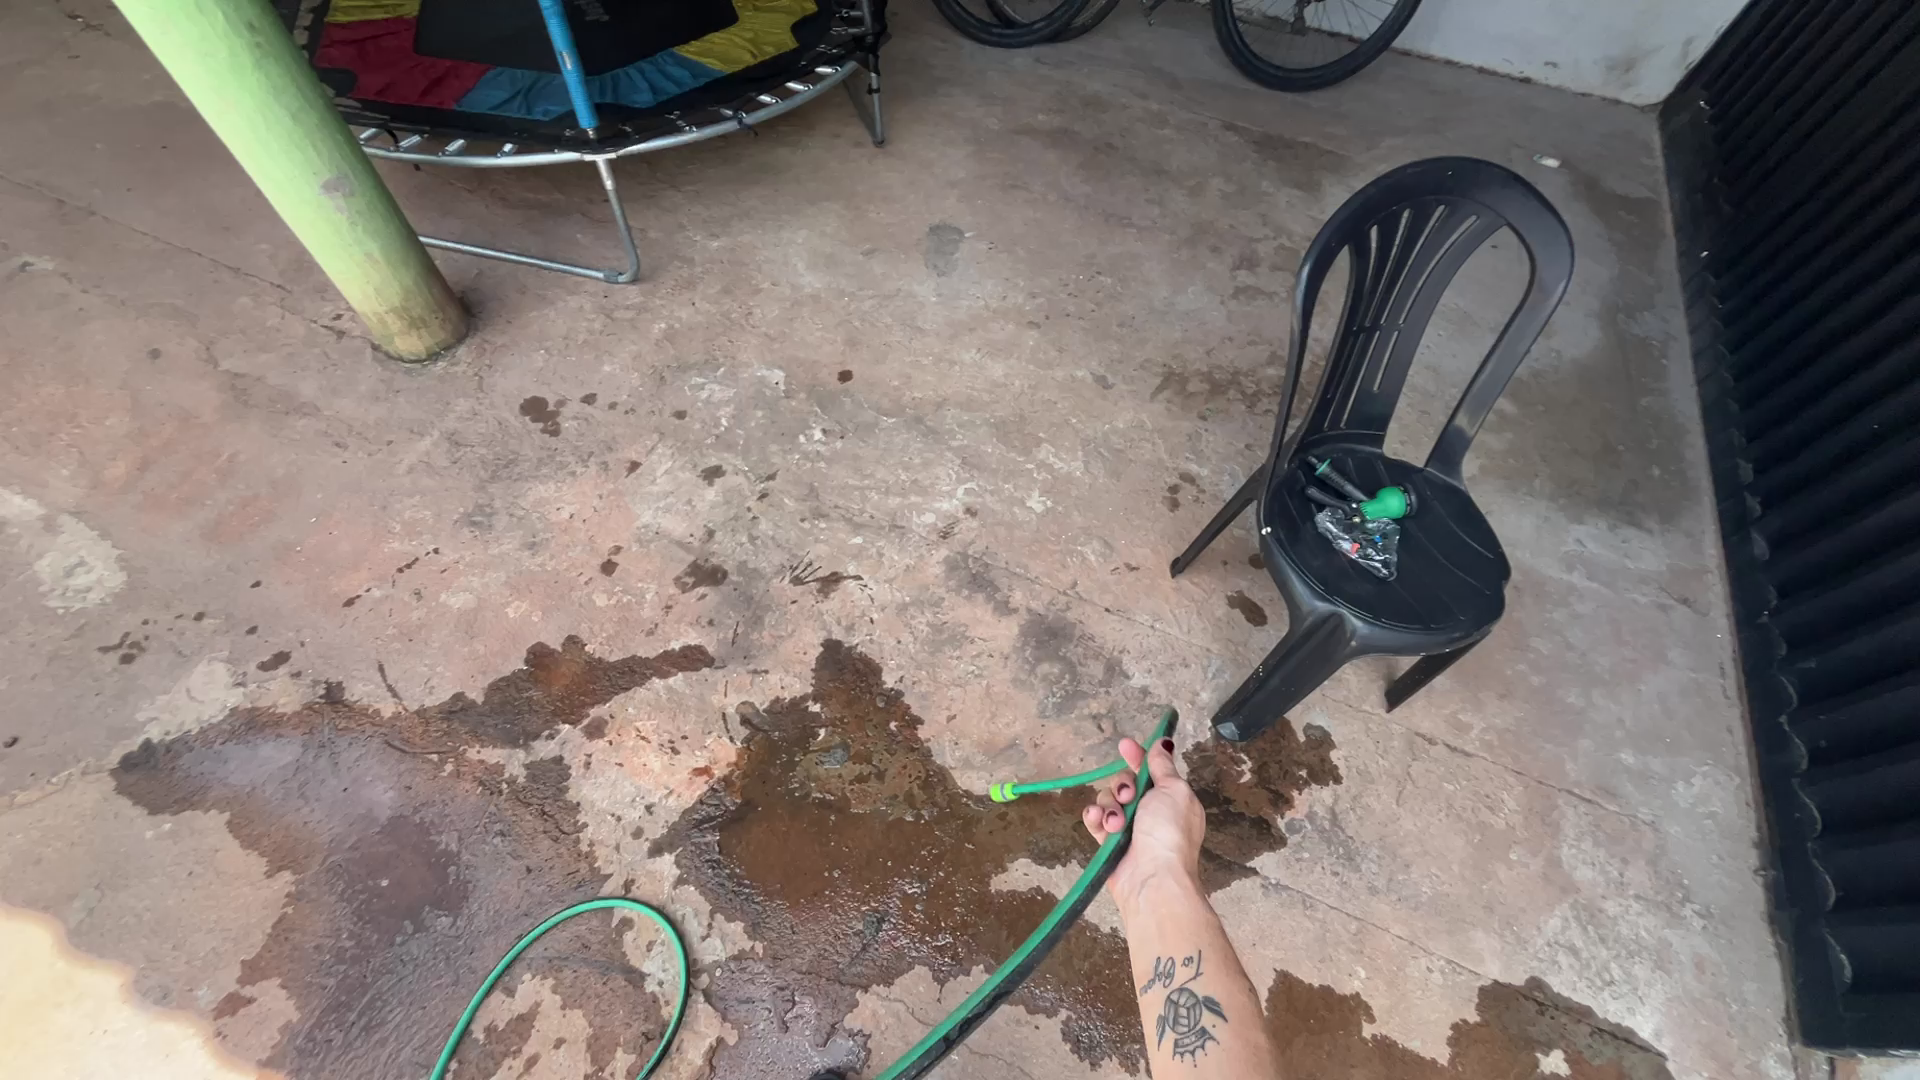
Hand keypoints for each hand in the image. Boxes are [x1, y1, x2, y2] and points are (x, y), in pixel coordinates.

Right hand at [1082, 737, 1205, 916]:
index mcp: (1170, 798)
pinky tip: (1098, 821)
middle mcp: (1149, 811)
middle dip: (1122, 785)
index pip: (1149, 769)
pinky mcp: (1108, 842)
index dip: (1136, 756)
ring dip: (1109, 806)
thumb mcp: (1174, 791)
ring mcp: (1128, 827)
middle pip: (1124, 782)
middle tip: (1128, 797)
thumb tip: (1163, 743)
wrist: (1153, 879)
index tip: (1124, 744)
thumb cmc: (1168, 831)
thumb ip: (1163, 766)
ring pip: (1107, 799)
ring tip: (1116, 823)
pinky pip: (1095, 819)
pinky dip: (1094, 817)